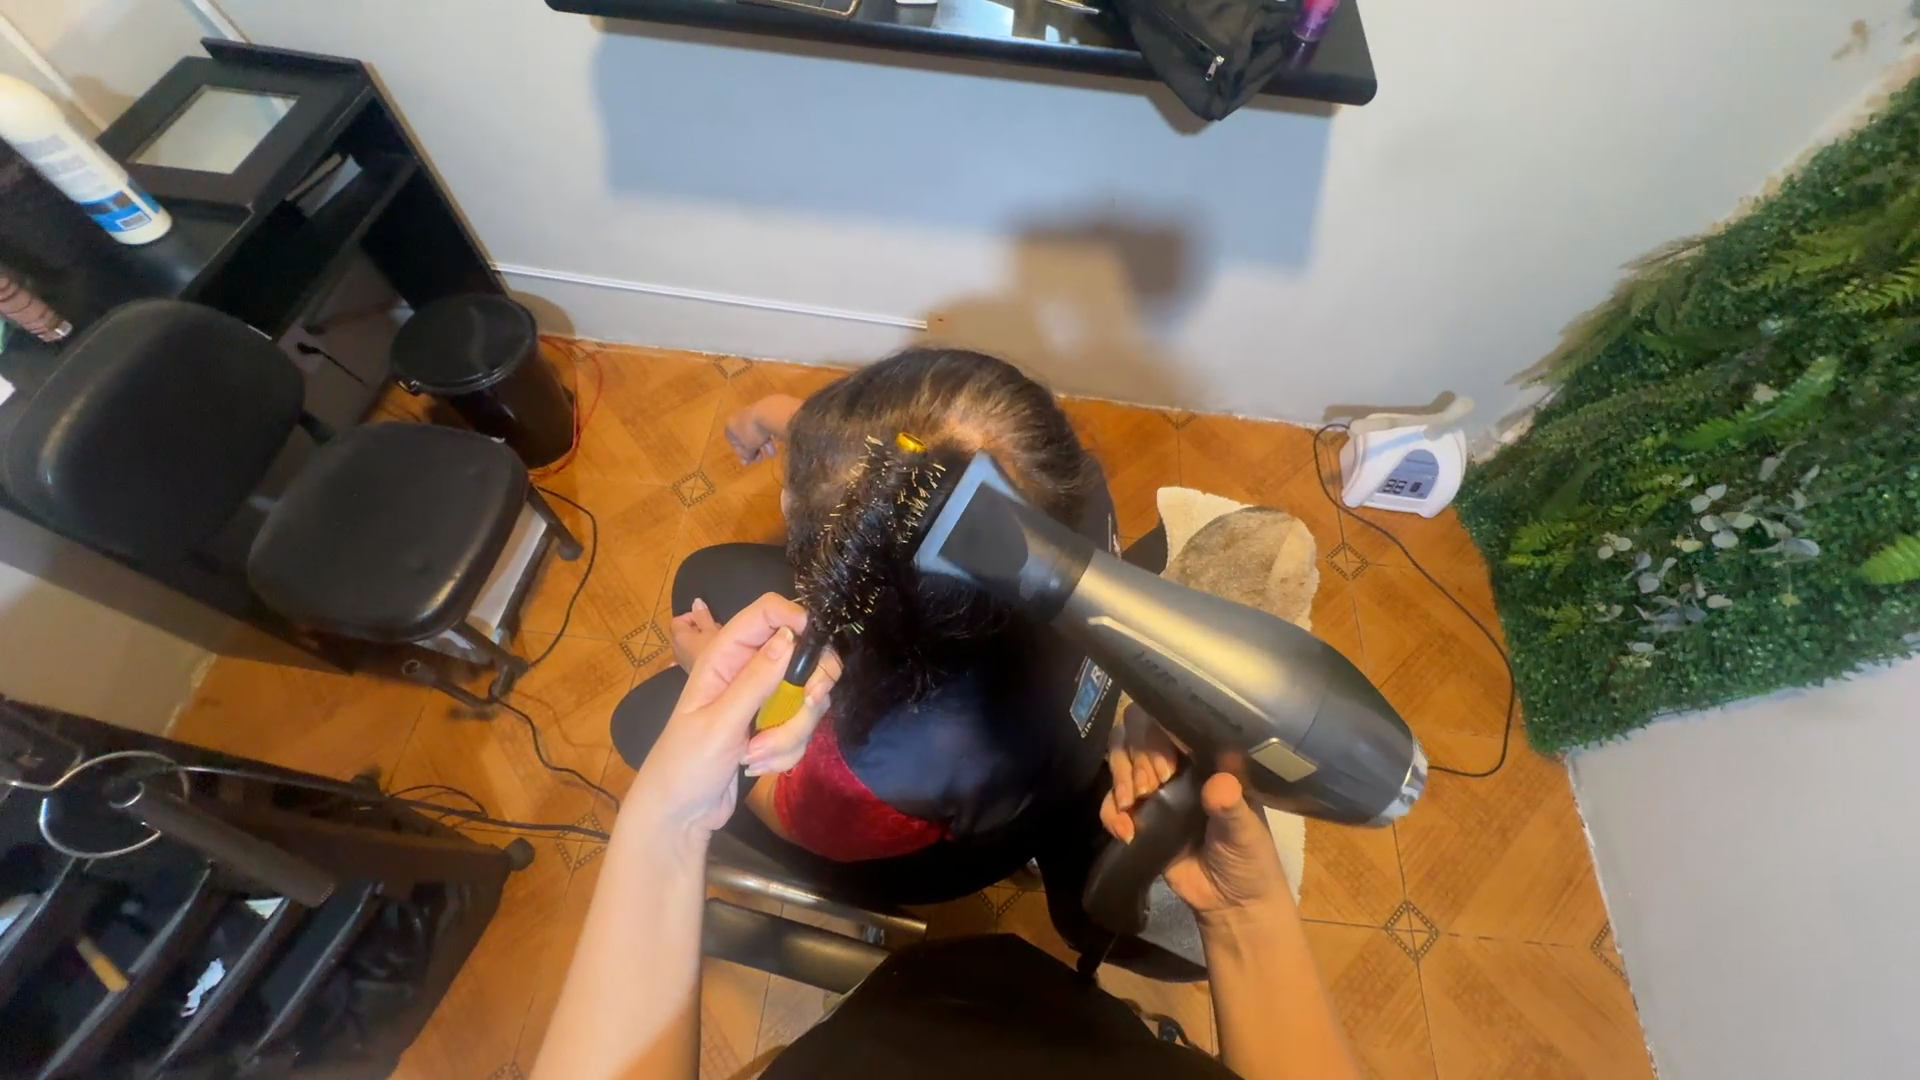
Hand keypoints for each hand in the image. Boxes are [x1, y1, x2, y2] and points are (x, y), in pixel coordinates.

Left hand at [630, 594, 838, 835]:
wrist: (679, 817)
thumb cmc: (684, 765)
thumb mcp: (719, 724)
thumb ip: (756, 681)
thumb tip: (790, 635)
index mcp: (726, 656)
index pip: (768, 611)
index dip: (797, 617)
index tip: (815, 649)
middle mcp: (749, 670)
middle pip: (803, 654)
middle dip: (808, 690)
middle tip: (805, 707)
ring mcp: (765, 699)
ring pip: (807, 698)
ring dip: (791, 732)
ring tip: (754, 755)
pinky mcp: (776, 726)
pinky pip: (802, 727)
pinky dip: (787, 750)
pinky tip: (756, 764)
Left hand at [668, 598, 718, 670]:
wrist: (718, 683)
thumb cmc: (715, 654)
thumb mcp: (712, 630)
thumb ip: (703, 616)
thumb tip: (696, 601)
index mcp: (679, 637)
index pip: (677, 620)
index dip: (691, 616)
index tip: (706, 619)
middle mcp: (676, 649)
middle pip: (682, 633)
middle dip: (697, 628)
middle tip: (714, 629)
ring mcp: (682, 661)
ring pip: (688, 645)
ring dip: (699, 641)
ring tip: (716, 642)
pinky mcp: (690, 671)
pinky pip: (692, 656)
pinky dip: (700, 652)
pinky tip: (712, 656)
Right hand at [724, 396, 799, 464]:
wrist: (771, 412)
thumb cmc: (753, 432)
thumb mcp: (748, 448)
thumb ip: (746, 455)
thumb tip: (746, 461)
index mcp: (731, 424)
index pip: (732, 440)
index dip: (741, 451)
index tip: (750, 460)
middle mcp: (741, 415)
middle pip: (747, 434)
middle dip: (755, 448)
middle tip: (762, 458)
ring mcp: (755, 410)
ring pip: (759, 430)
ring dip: (766, 443)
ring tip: (774, 454)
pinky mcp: (769, 408)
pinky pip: (768, 424)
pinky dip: (772, 433)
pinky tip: (779, 440)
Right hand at [1100, 705, 1288, 916]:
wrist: (1232, 903)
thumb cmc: (1249, 857)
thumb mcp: (1246, 831)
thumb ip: (1232, 806)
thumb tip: (1219, 784)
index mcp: (1202, 756)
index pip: (1168, 721)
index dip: (1155, 736)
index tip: (1165, 768)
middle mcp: (1174, 763)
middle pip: (1134, 732)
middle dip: (1134, 757)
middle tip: (1149, 789)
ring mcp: (1152, 788)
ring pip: (1116, 758)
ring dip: (1119, 778)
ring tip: (1134, 806)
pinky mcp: (1136, 815)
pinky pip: (1109, 801)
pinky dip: (1110, 812)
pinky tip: (1126, 833)